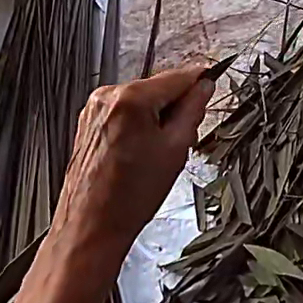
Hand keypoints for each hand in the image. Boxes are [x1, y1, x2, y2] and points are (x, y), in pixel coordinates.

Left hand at [0, 62, 214, 302]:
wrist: (91, 226)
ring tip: (157, 153)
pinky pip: (124, 112)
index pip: (178, 76)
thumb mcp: (176, 149)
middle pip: (158, 87)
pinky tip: (140, 154)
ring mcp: (94, 109)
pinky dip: (138, 125)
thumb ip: (193, 110)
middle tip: (184, 137)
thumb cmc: (127, 197)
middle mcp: (108, 96)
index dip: (200, 80)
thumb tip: (203, 87)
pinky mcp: (88, 122)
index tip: (213, 81)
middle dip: (176, 106)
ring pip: (142, 100)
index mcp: (131, 98)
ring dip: (157, 116)